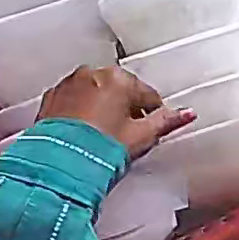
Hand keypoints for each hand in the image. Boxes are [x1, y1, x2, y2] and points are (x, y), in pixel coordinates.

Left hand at [36, 66, 194, 159]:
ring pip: (95, 92)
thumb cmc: (99, 149)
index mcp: (119, 79)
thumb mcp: (142, 136)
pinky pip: (73, 100)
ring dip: (102, 108)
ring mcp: (69, 85)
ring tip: (104, 136)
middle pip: (120, 90)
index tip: (148, 127)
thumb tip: (187, 114)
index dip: (152, 114)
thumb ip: (166, 121)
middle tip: (127, 135)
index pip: (147, 94)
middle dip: (125, 108)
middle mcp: (92, 75)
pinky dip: (80, 112)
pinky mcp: (51, 98)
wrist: (60, 165)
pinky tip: (85, 133)